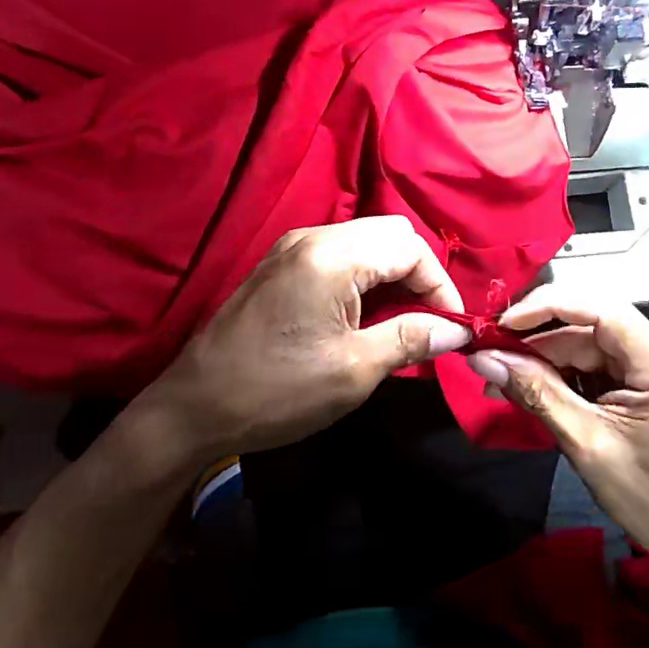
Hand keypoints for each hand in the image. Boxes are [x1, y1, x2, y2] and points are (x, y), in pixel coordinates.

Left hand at [133, 216, 472, 464]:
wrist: (190, 412)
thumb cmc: (276, 392)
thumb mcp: (355, 370)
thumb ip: (413, 339)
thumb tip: (458, 331)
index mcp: (331, 258)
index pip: (411, 248)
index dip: (440, 285)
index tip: (451, 325)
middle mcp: (312, 238)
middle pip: (393, 235)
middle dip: (421, 274)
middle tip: (429, 319)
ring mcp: (294, 248)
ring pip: (370, 241)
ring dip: (396, 274)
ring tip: (404, 319)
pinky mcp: (283, 265)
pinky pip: (344, 253)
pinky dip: (369, 276)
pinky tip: (368, 314)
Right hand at [467, 288, 648, 582]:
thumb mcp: (589, 447)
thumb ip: (538, 394)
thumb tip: (485, 358)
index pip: (605, 312)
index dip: (549, 307)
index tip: (502, 323)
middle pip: (597, 331)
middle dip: (541, 345)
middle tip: (489, 362)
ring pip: (599, 348)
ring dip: (552, 362)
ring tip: (504, 381)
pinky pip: (610, 365)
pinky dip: (575, 376)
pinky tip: (540, 388)